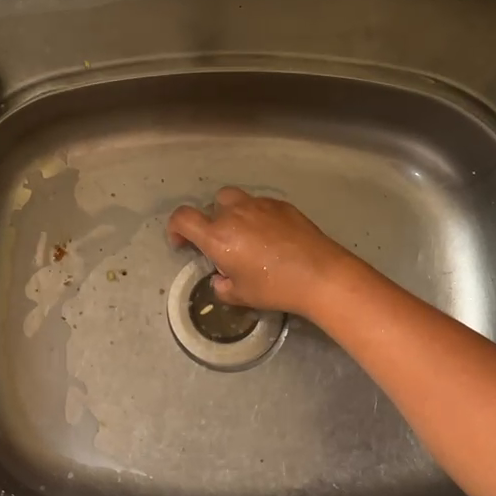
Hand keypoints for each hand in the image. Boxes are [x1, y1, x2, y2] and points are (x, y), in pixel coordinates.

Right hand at [165, 188, 358, 316]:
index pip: (182, 218)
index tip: (182, 243)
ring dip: (234, 215)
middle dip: (211, 220)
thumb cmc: (275, 287)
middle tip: (223, 243)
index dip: (175, 228)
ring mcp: (260, 205)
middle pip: (211, 204)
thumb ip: (222, 286)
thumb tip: (220, 279)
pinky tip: (273, 237)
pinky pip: (260, 205)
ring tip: (247, 237)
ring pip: (237, 200)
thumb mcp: (241, 296)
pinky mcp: (282, 205)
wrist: (320, 274)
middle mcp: (235, 214)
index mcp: (218, 236)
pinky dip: (258, 217)